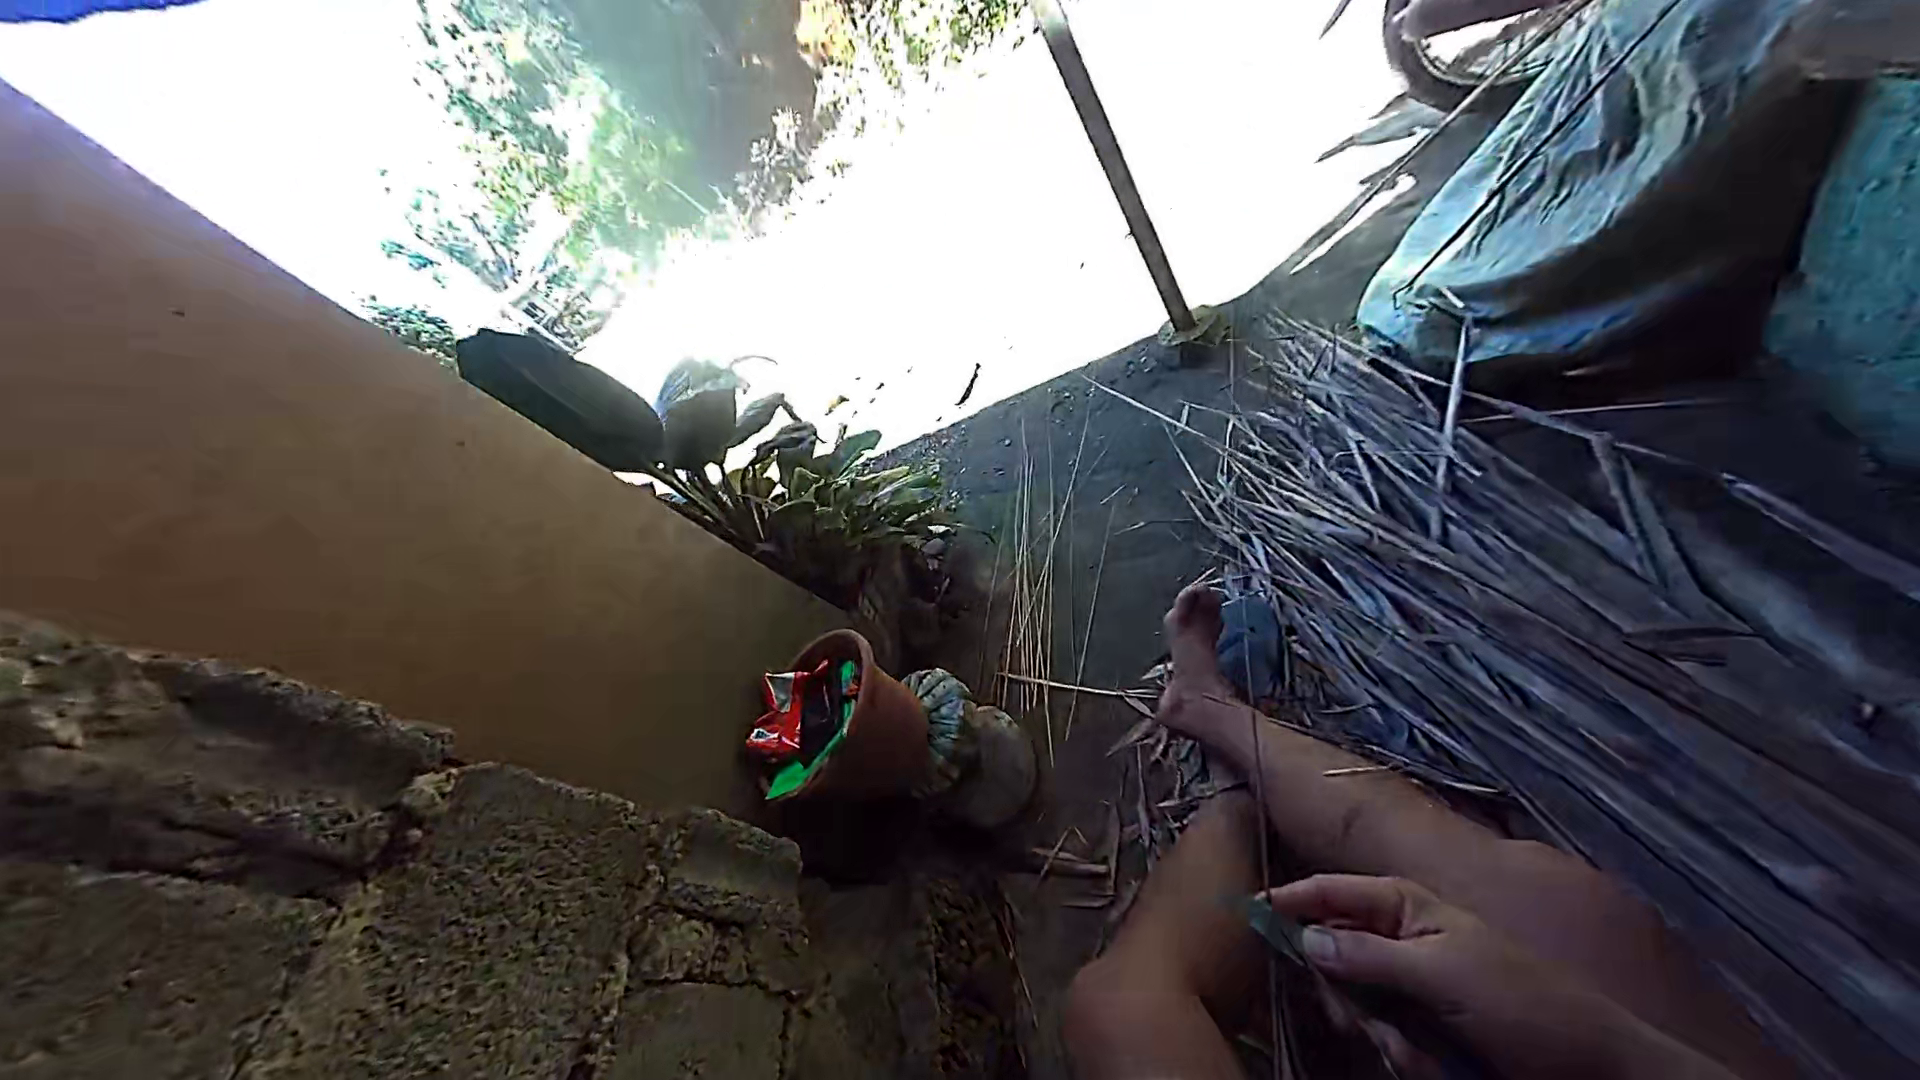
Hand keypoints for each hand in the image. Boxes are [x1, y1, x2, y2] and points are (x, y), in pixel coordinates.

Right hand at [1266, 874, 1744, 1079]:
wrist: (1603, 1074)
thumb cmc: (1522, 1005)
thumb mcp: (1442, 974)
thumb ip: (1368, 952)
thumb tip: (1303, 935)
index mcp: (1401, 903)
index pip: (1327, 890)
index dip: (1288, 899)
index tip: (1250, 912)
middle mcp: (1397, 934)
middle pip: (1331, 948)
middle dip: (1342, 991)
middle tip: (1355, 1022)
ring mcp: (1409, 980)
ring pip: (1354, 997)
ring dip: (1376, 1031)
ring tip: (1412, 1055)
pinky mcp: (1421, 1023)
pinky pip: (1383, 1032)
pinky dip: (1399, 1054)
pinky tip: (1427, 1066)